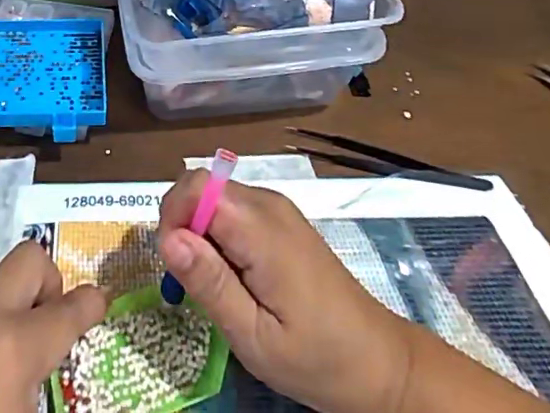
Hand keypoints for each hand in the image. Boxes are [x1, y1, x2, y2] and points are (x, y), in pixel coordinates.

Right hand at [158, 171, 549, 412]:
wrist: (381, 363)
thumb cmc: (318, 358)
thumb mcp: (254, 337)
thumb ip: (210, 282)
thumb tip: (168, 238)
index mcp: (261, 227)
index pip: (196, 186)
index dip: (172, 216)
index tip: (175, 265)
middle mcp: (267, 203)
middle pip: (202, 187)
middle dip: (182, 226)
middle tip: (192, 281)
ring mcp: (276, 208)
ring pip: (213, 196)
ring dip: (198, 232)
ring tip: (214, 284)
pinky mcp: (279, 219)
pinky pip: (231, 209)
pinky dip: (217, 234)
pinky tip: (234, 276)